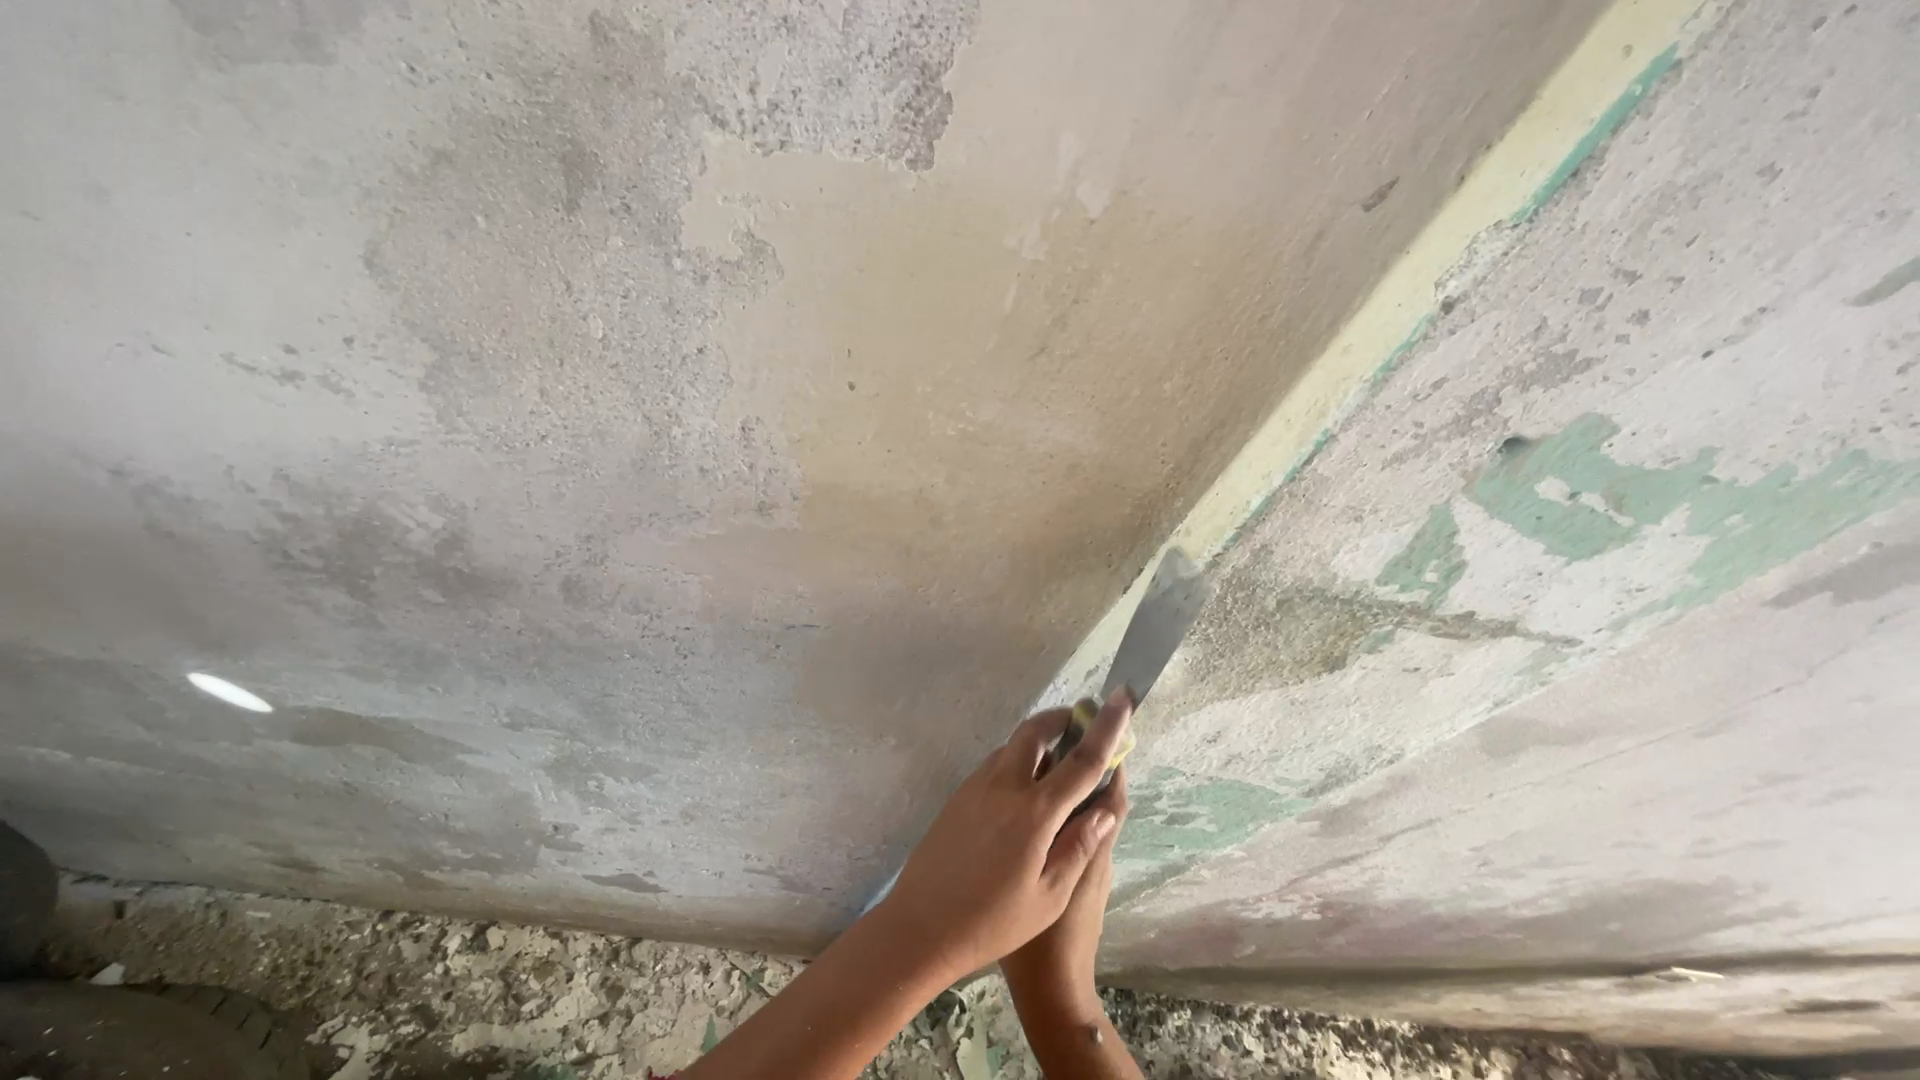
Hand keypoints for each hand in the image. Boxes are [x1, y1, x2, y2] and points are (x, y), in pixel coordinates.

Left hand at [876, 689, 1133, 978]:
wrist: (919, 927)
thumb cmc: (992, 922)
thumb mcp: (1049, 897)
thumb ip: (1078, 847)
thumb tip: (1103, 810)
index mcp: (1034, 812)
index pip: (1081, 760)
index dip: (1107, 728)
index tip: (1121, 699)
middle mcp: (1003, 787)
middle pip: (1035, 731)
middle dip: (1061, 719)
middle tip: (1082, 727)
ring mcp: (975, 788)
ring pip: (1011, 745)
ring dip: (1037, 741)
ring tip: (1056, 765)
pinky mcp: (957, 797)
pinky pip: (995, 764)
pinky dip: (1017, 761)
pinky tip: (1024, 794)